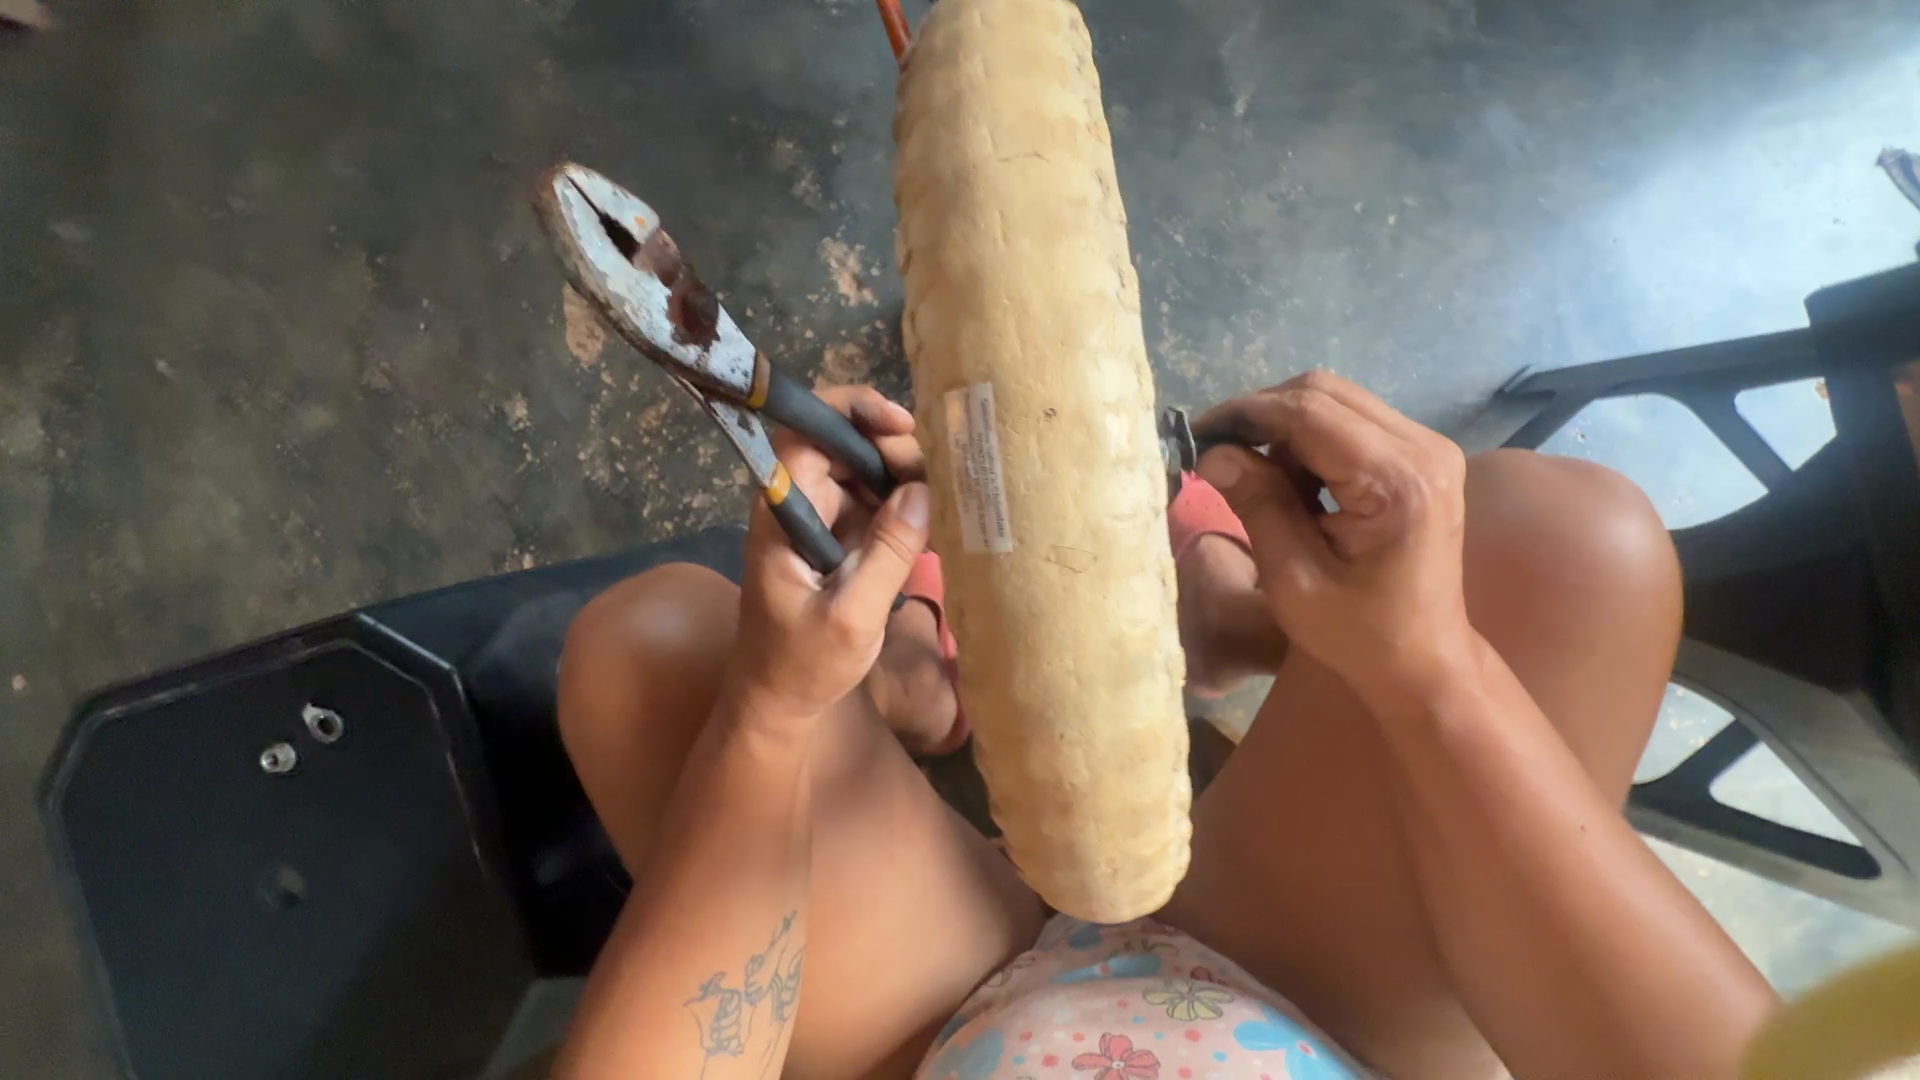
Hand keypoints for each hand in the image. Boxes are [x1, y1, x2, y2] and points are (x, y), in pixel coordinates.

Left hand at [724, 385, 931, 727]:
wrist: (778, 703)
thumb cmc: (802, 665)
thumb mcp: (852, 615)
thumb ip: (888, 552)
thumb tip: (922, 491)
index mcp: (781, 515)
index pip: (803, 436)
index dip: (848, 413)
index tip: (900, 423)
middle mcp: (794, 507)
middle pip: (836, 446)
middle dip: (885, 446)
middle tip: (932, 475)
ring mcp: (814, 523)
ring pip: (856, 472)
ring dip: (897, 476)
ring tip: (937, 499)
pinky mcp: (833, 542)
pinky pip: (867, 505)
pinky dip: (898, 505)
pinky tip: (928, 522)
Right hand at [1193, 371, 1474, 696]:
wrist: (1422, 660)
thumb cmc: (1356, 632)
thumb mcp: (1293, 577)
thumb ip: (1257, 504)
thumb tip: (1211, 453)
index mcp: (1396, 481)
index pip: (1309, 414)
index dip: (1245, 414)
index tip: (1196, 436)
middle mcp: (1422, 449)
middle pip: (1323, 393)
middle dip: (1260, 414)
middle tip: (1216, 451)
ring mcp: (1426, 448)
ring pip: (1334, 400)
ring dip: (1281, 425)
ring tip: (1250, 470)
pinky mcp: (1418, 456)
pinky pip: (1349, 421)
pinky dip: (1306, 437)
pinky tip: (1286, 476)